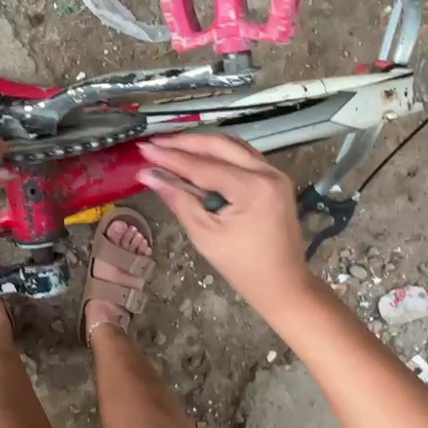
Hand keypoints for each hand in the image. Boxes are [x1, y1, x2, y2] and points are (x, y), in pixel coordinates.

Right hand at [138, 134, 313, 310]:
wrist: (282, 284)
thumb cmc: (242, 266)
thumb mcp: (204, 235)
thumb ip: (179, 199)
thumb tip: (149, 175)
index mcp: (253, 188)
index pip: (203, 166)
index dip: (170, 157)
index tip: (144, 149)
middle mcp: (267, 172)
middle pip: (220, 146)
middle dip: (185, 143)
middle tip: (155, 142)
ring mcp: (274, 173)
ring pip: (233, 147)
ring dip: (202, 144)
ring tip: (171, 145)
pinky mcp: (274, 179)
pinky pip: (243, 156)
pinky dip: (219, 154)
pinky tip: (198, 156)